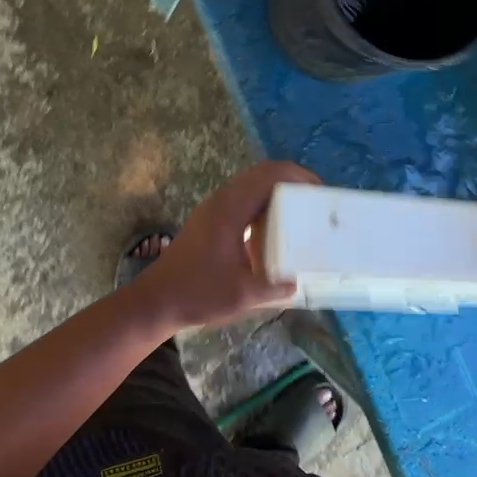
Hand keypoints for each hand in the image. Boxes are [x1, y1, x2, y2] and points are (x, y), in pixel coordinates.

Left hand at [134, 162, 320, 329]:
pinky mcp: (209, 221)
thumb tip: (298, 283)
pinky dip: (263, 205)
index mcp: (230, 209)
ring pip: (250, 186)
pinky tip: (274, 230)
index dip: (298, 176)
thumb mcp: (243, 295)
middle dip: (291, 181)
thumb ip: (275, 288)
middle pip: (261, 174)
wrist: (155, 302)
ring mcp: (213, 209)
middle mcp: (221, 201)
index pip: (269, 175)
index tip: (320, 192)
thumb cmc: (197, 294)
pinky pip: (242, 200)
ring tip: (299, 212)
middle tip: (315, 201)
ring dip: (276, 192)